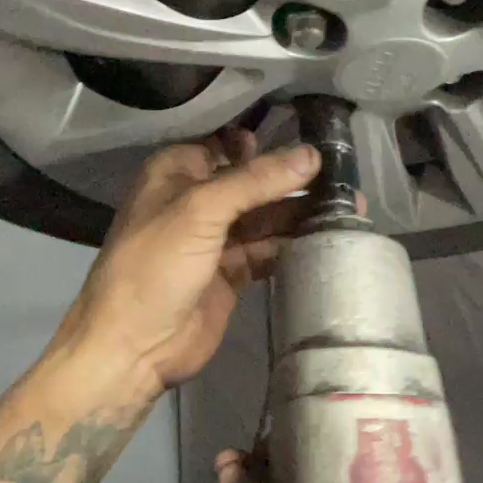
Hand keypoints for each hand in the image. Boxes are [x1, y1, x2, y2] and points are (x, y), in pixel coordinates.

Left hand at [51, 129, 320, 390]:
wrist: (131, 347)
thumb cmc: (155, 264)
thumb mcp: (201, 210)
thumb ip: (255, 181)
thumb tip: (311, 154)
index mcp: (177, 171)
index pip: (227, 142)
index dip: (267, 140)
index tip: (313, 135)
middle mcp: (196, 197)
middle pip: (251, 180)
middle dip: (292, 178)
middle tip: (344, 175)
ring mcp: (214, 237)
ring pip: (264, 215)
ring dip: (299, 212)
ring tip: (350, 206)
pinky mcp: (230, 272)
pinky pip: (267, 249)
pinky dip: (292, 244)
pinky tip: (329, 237)